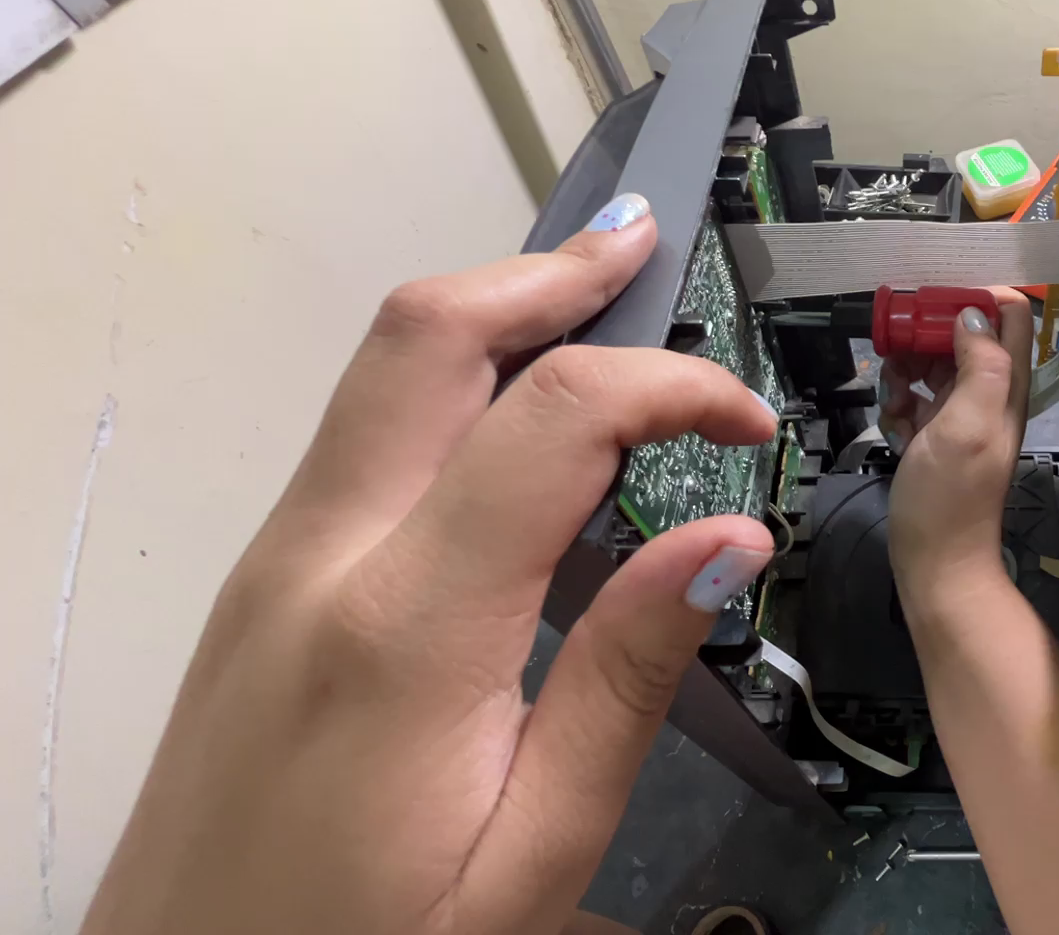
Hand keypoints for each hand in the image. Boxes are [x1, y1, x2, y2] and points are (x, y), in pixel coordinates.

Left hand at [84, 195, 776, 934]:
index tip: (749, 424)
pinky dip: (474, 373)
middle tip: (644, 244)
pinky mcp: (276, 575)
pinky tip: (538, 400)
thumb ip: (632, 675)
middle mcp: (324, 553)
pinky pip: (382, 425)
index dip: (671, 388)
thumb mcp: (537, 847)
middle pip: (430, 339)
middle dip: (551, 271)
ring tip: (607, 292)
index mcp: (410, 621)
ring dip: (510, 308)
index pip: (557, 418)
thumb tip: (734, 537)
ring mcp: (282, 555)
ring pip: (396, 368)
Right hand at [876, 288, 1032, 587]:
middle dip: (926, 336)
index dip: (977, 297)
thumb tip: (972, 313)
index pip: (1011, 315)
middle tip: (900, 355)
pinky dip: (900, 402)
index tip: (934, 301)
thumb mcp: (969, 423)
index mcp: (1007, 385)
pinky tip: (893, 425)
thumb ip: (980, 365)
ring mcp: (960, 413)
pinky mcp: (935, 433)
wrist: (934, 560)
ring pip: (933, 364)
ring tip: (895, 399)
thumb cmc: (950, 495)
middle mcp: (988, 393)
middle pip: (964, 335)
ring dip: (906, 371)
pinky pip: (916, 397)